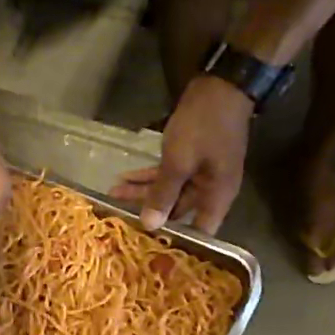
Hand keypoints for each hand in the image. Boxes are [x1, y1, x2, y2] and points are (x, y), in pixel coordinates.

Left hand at [111, 75, 252, 233]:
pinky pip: (170, 175)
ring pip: (170, 191)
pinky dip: (151, 176)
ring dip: (143, 191)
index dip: (177, 243)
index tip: (148, 248)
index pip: (200, 234)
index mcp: (216, 198)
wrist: (221, 86)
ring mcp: (202, 175)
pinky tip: (126, 176)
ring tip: (113, 192)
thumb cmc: (203, 127)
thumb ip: (163, 194)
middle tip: (117, 214)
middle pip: (178, 212)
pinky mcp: (193, 160)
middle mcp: (211, 191)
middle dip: (148, 212)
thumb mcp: (179, 162)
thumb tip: (150, 225)